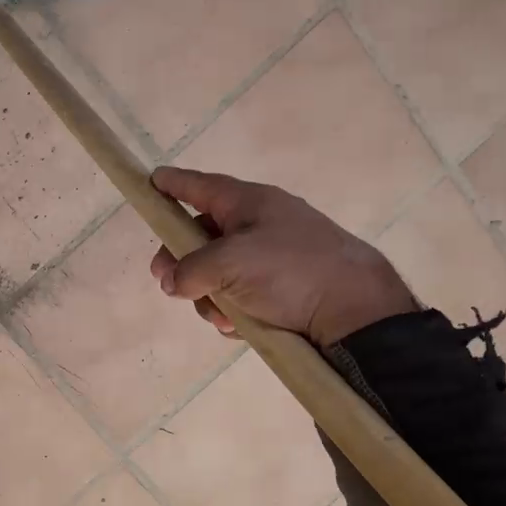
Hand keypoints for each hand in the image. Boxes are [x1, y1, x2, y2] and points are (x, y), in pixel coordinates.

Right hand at [147, 167, 417, 345]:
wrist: (355, 313)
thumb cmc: (289, 272)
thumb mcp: (226, 263)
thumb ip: (187, 269)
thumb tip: (174, 282)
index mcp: (250, 204)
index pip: (201, 187)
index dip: (173, 184)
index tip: (150, 181)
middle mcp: (260, 226)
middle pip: (200, 236)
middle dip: (181, 262)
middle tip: (168, 283)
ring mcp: (271, 259)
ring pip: (215, 273)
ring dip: (207, 296)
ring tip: (221, 315)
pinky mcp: (281, 289)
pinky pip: (236, 296)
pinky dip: (230, 310)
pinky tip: (238, 324)